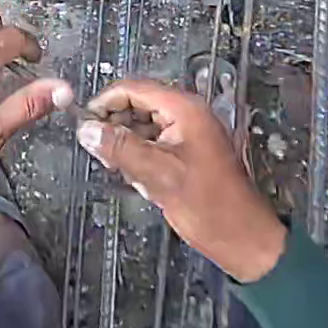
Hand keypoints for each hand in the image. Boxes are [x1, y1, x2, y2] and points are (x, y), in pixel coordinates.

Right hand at [77, 79, 286, 282]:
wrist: (243, 238)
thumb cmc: (208, 205)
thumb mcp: (157, 174)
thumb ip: (120, 148)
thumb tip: (87, 130)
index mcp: (184, 109)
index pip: (135, 88)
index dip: (106, 101)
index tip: (84, 121)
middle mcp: (187, 113)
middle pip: (139, 104)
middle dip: (115, 123)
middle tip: (96, 146)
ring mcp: (189, 131)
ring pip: (145, 124)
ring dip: (126, 141)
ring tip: (114, 164)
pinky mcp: (188, 150)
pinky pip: (155, 141)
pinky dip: (140, 153)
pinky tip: (134, 175)